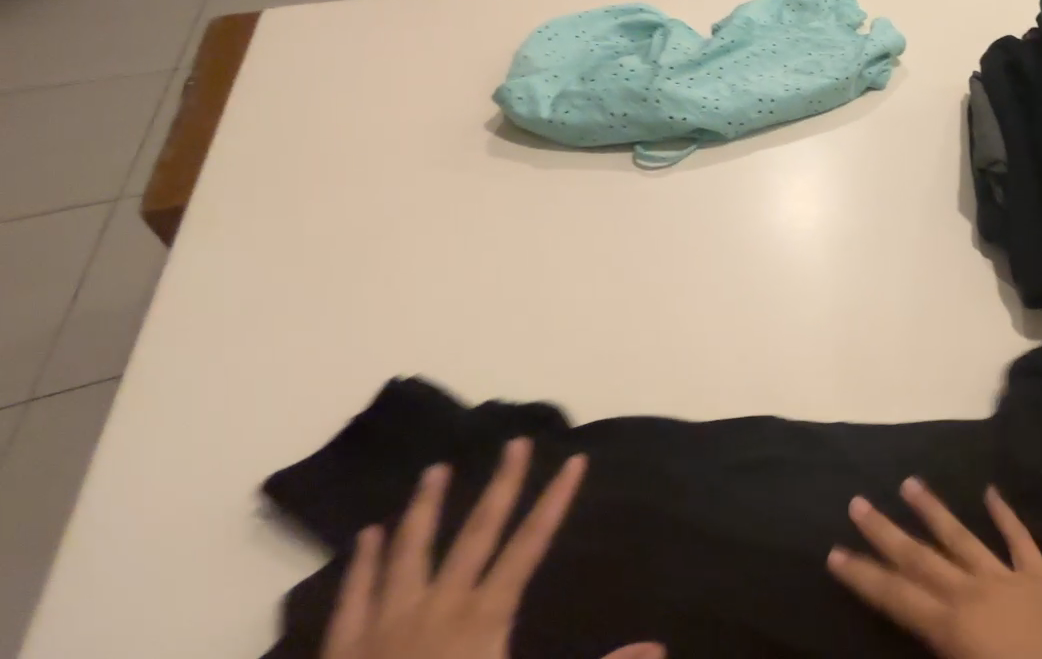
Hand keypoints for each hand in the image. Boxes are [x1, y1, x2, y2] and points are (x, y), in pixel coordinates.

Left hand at [320, 437, 664, 658]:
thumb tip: (658, 647)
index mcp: (485, 617)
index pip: (529, 545)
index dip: (554, 501)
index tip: (574, 460)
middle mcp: (438, 606)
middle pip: (476, 533)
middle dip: (501, 485)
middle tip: (515, 442)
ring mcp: (386, 624)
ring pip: (410, 551)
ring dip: (425, 508)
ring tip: (435, 470)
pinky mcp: (343, 648)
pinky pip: (354, 595)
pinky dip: (363, 562)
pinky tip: (366, 535)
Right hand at [826, 478, 1041, 658]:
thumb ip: (934, 651)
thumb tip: (910, 636)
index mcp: (953, 627)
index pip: (896, 597)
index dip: (863, 575)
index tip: (834, 551)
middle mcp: (974, 593)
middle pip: (921, 559)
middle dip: (886, 533)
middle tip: (858, 502)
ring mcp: (1009, 580)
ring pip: (963, 538)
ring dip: (934, 512)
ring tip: (910, 482)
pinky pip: (1019, 540)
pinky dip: (1005, 515)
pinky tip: (992, 492)